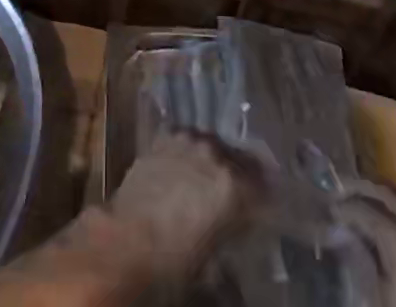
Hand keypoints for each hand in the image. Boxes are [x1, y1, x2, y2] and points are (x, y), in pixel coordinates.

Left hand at [105, 132, 261, 282]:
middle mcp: (215, 154)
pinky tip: (183, 165)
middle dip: (239, 172)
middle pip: (238, 158)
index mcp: (237, 186)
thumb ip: (238, 228)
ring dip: (212, 157)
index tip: (262, 204)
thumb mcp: (220, 252)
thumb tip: (241, 223)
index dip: (264, 195)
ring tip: (206, 175)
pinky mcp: (163, 139)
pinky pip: (185, 138)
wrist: (130, 239)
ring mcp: (187, 141)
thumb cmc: (178, 258)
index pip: (265, 184)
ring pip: (210, 143)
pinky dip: (188, 150)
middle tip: (234, 190)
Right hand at [332, 181, 395, 306]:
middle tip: (344, 191)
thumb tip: (343, 235)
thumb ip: (363, 260)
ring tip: (372, 199)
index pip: (364, 210)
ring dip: (389, 197)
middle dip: (363, 190)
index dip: (343, 207)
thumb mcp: (380, 296)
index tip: (329, 208)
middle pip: (389, 195)